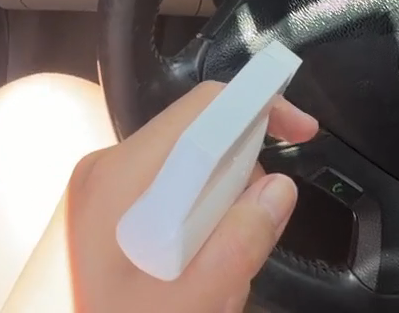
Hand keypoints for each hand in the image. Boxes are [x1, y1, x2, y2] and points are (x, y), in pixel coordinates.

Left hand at [2, 82, 318, 312]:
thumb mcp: (183, 308)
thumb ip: (237, 246)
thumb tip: (280, 186)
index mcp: (122, 175)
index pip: (203, 107)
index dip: (259, 106)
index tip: (303, 130)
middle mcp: (107, 170)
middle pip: (199, 149)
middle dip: (236, 194)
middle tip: (241, 262)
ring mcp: (98, 196)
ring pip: (186, 185)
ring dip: (213, 231)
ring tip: (206, 298)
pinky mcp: (96, 223)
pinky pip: (163, 211)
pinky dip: (188, 243)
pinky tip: (182, 296)